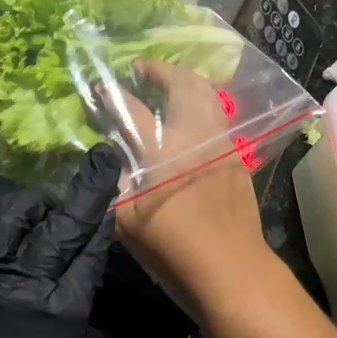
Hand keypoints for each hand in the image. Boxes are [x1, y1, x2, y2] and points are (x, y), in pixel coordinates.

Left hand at [0, 145, 121, 337]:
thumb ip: (77, 292)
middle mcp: (23, 284)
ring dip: (33, 204)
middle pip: (58, 224)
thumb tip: (84, 247)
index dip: (102, 210)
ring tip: (41, 206)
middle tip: (92, 169)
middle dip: (83, 189)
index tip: (110, 182)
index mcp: (62, 308)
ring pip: (11, 216)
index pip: (89, 245)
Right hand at [111, 61, 269, 306]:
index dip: (112, 94)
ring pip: (207, 95)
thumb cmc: (172, 248)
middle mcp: (194, 137)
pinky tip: (189, 116)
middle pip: (182, 85)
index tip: (101, 87)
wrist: (231, 268)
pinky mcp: (236, 157)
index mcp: (162, 151)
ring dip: (185, 81)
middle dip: (160, 70)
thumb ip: (110, 182)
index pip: (132, 109)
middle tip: (141, 70)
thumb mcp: (125, 221)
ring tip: (167, 84)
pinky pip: (218, 115)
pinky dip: (202, 102)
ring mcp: (221, 144)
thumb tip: (103, 155)